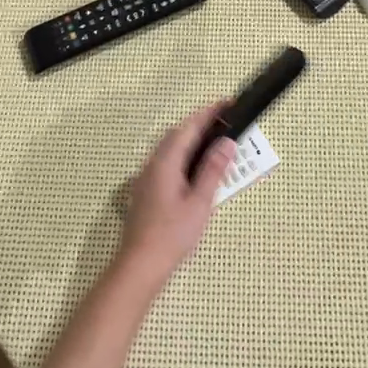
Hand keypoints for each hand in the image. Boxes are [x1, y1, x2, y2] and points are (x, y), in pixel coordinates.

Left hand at [121, 102, 236, 281]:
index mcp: (166, 161)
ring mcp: (146, 177)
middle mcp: (153, 164)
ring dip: (191, 139)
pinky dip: (183, 155)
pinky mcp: (146, 191)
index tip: (227, 102)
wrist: (140, 265)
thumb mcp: (200, 202)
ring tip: (214, 141)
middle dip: (200, 123)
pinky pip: (167, 161)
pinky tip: (195, 169)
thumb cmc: (172, 234)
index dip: (208, 113)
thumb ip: (213, 170)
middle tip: (225, 121)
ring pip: (170, 148)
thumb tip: (226, 142)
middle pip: (177, 134)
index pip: (189, 127)